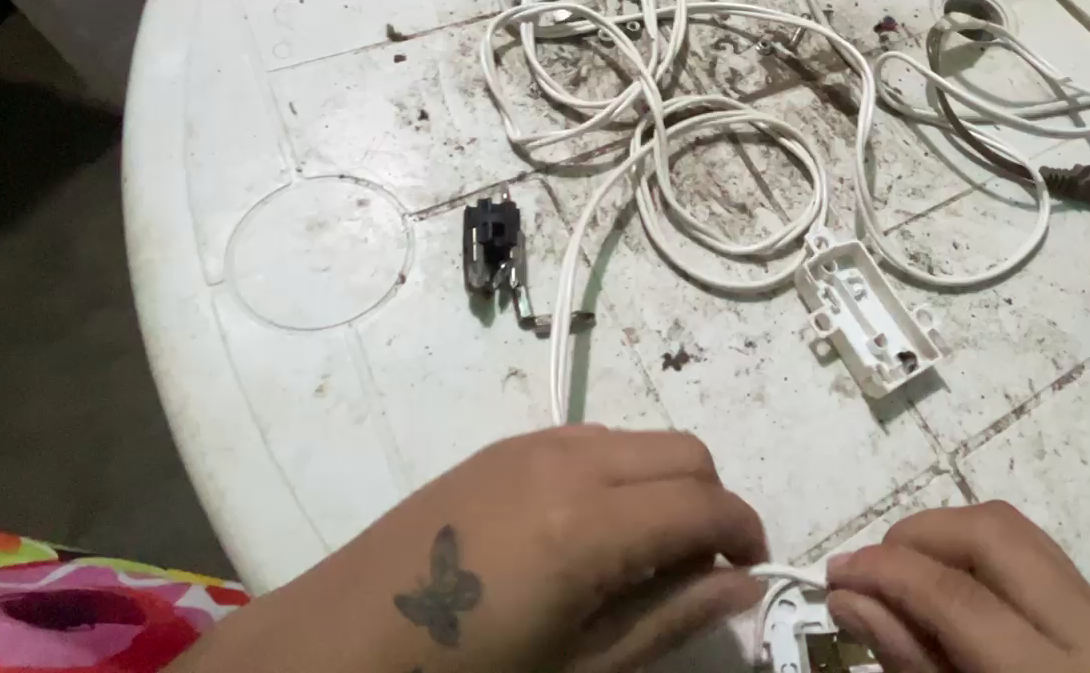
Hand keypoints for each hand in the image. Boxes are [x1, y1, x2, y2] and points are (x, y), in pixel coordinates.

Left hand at [177, 425, 767, 672]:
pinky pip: (593, 439)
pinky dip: (621, 471)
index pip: (705, 503)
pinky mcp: (504, 443)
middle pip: (685, 451)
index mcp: (589, 522)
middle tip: (701, 565)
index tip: (752, 570)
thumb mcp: (577, 667)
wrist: (337, 644)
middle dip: (713, 500)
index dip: (745, 532)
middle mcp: (570, 458)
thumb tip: (743, 583)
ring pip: (640, 439)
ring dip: (666, 483)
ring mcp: (533, 441)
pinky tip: (590, 528)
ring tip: (644, 552)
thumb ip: (669, 618)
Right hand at [826, 502, 1089, 672]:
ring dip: (945, 536)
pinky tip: (948, 585)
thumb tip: (850, 598)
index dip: (887, 574)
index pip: (960, 599)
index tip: (834, 574)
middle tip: (870, 571)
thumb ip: (913, 665)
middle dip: (917, 536)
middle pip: (994, 534)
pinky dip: (976, 552)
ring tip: (902, 574)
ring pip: (1015, 529)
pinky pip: (1031, 552)